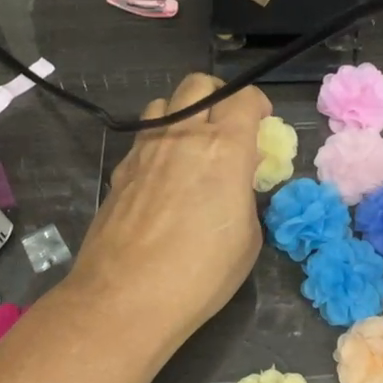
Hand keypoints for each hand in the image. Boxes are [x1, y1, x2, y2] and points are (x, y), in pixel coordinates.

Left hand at [70, 73, 272, 334]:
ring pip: (164, 104)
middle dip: (218, 96)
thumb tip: (236, 180)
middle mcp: (182, 136)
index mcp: (224, 148)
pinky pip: (143, 137)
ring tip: (191, 145)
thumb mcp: (247, 238)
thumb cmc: (201, 273)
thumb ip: (244, 195)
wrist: (125, 298)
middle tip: (227, 125)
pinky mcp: (120, 170)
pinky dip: (159, 142)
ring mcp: (146, 149)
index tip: (262, 121)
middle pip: (199, 85)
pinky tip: (164, 176)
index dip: (258, 105)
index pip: (244, 98)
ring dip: (183, 114)